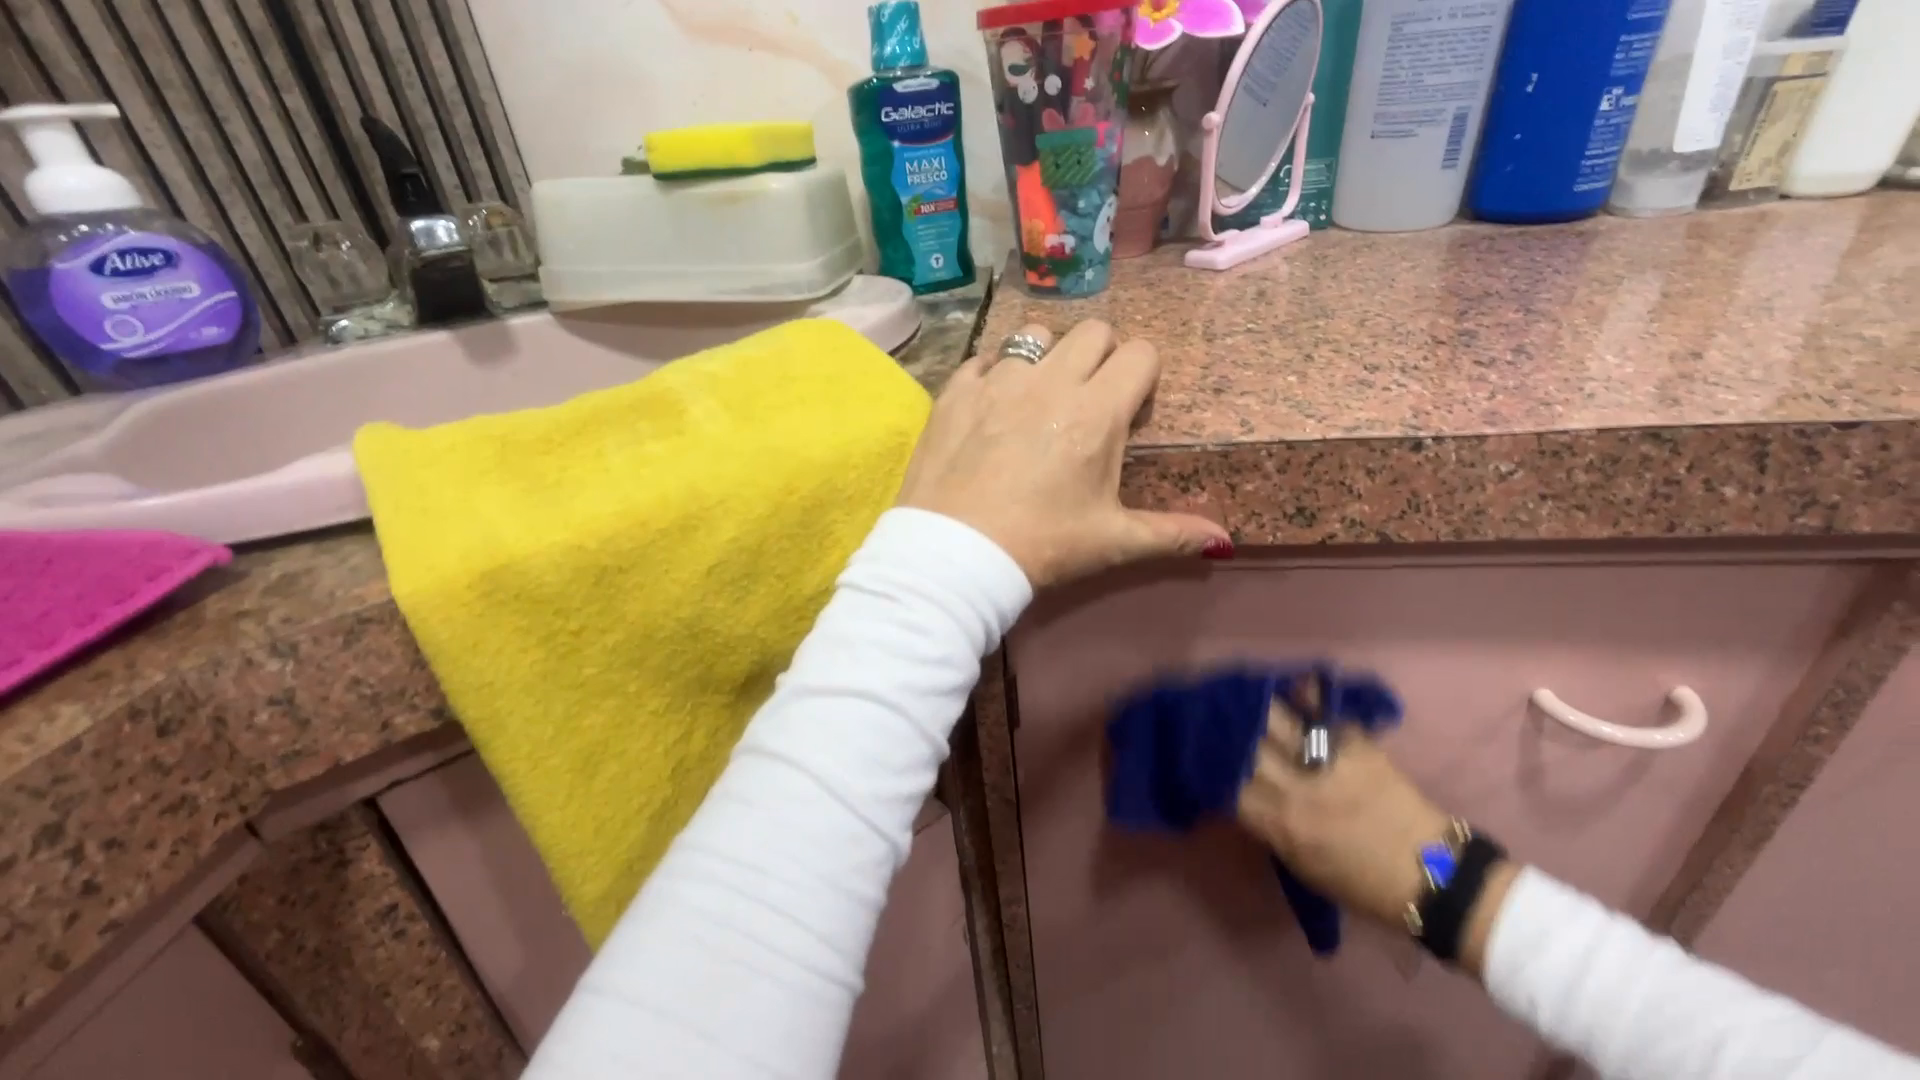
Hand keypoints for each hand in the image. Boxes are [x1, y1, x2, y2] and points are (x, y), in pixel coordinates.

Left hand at [897, 320, 1231, 587]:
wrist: (954, 553)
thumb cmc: (1041, 546)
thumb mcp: (1111, 542)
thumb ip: (1170, 533)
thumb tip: (1224, 540)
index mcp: (1097, 411)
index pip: (1140, 353)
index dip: (1142, 377)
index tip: (1129, 413)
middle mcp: (1051, 381)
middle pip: (1093, 331)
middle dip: (1101, 356)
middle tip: (1090, 399)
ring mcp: (998, 381)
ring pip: (1035, 335)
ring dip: (1046, 357)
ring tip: (1038, 398)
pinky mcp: (955, 391)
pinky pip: (982, 359)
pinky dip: (993, 373)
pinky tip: (991, 407)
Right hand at [1236, 705, 1518, 976]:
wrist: (1434, 876)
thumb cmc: (1363, 884)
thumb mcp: (1302, 864)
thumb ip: (1270, 825)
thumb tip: (1244, 793)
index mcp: (1283, 824)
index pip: (1229, 784)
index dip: (1210, 766)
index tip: (1197, 754)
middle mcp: (1299, 787)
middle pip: (1248, 744)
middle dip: (1227, 729)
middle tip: (1210, 715)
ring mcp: (1330, 762)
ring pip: (1280, 720)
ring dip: (1258, 708)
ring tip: (1243, 696)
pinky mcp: (1359, 746)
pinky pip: (1323, 714)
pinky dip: (1307, 700)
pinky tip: (1293, 687)